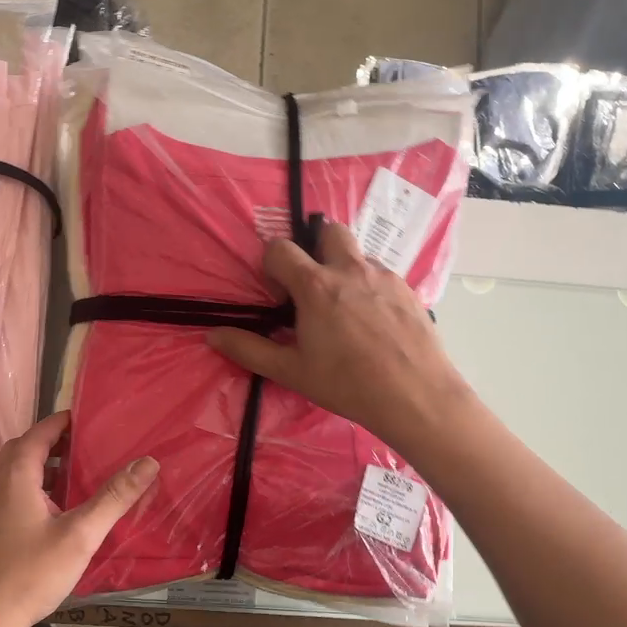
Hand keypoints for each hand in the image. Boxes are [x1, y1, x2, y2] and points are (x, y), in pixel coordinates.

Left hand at [0, 411, 156, 626]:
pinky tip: (38, 518)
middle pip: (17, 452)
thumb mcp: (80, 536)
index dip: (59, 424)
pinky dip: (19, 493)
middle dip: (46, 445)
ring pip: (5, 477)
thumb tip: (148, 462)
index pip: (37, 435)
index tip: (82, 421)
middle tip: (78, 450)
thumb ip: (113, 498)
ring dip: (32, 470)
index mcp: (14, 478)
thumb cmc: (31, 575)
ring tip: (64, 482)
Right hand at [206, 221, 473, 450]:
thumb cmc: (347, 384)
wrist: (414, 395)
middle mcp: (350, 270)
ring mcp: (384, 276)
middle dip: (315, 249)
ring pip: (359, 254)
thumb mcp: (292, 372)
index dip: (272, 266)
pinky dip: (370, 288)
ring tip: (345, 310)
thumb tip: (212, 336)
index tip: (280, 296)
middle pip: (328, 231)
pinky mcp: (408, 290)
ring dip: (345, 270)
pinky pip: (382, 276)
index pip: (281, 249)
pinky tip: (374, 324)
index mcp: (316, 286)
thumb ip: (250, 350)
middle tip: (314, 288)